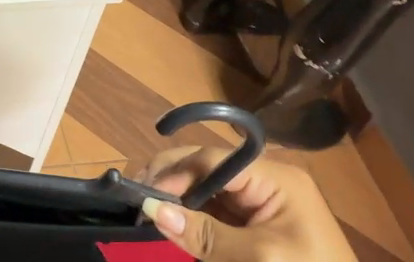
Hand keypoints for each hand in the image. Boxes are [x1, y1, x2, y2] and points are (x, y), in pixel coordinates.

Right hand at [141, 147, 356, 261]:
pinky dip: (195, 223)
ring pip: (208, 195)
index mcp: (275, 177)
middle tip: (138, 202)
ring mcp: (263, 207)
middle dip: (173, 184)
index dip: (175, 173)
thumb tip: (152, 210)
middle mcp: (267, 183)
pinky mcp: (260, 231)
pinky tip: (174, 230)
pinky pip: (218, 217)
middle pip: (207, 172)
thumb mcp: (259, 259)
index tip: (145, 194)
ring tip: (149, 216)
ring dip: (180, 205)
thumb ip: (206, 235)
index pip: (212, 160)